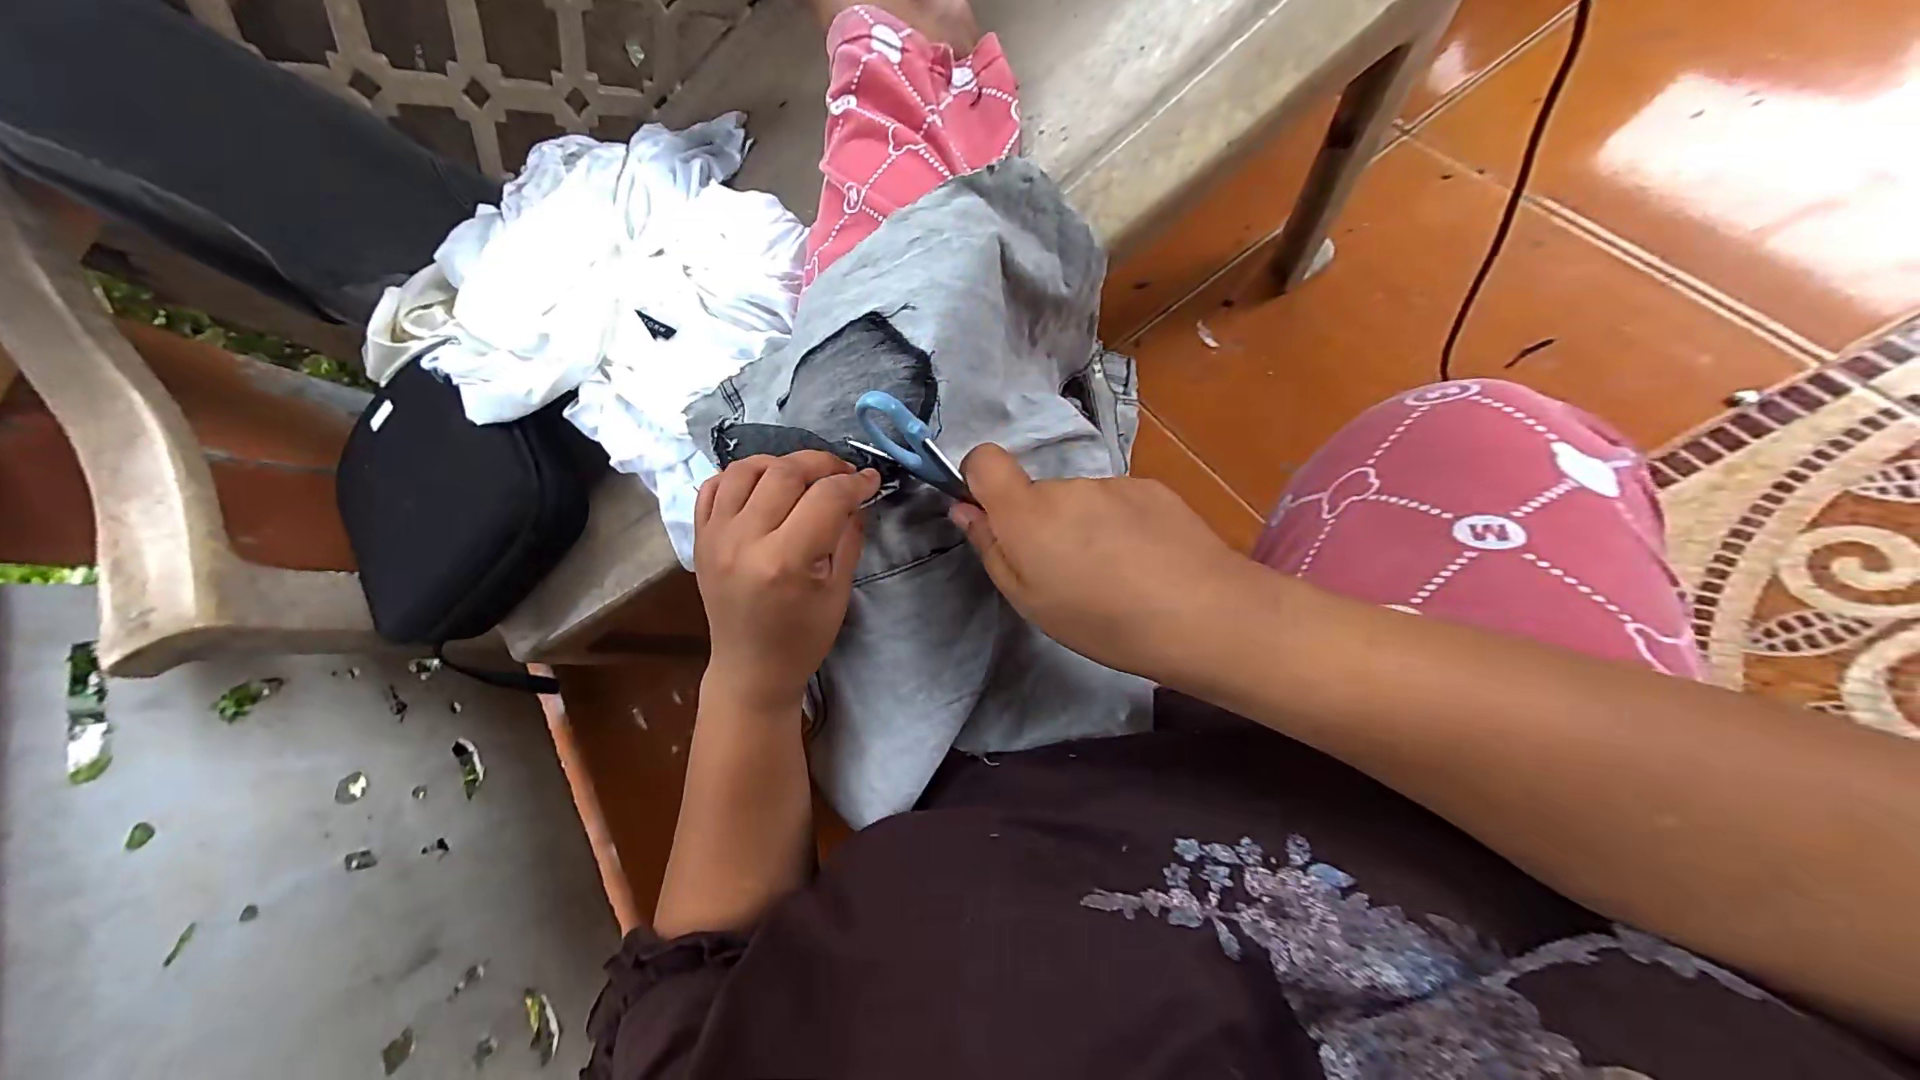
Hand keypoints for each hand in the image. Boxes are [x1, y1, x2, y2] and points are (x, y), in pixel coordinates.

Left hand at [695, 452, 880, 710]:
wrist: (750, 669)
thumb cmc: (803, 638)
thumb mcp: (839, 591)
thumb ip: (848, 537)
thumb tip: (856, 496)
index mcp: (785, 561)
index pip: (826, 497)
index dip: (855, 482)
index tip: (871, 480)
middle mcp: (745, 541)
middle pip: (785, 473)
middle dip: (822, 463)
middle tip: (842, 473)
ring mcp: (716, 536)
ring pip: (747, 469)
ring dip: (781, 463)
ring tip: (803, 475)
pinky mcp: (700, 538)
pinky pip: (714, 486)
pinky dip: (741, 475)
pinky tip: (763, 484)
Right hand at [949, 443, 1255, 682]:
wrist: (1203, 613)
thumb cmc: (1103, 620)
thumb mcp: (1030, 601)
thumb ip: (992, 549)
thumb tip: (965, 509)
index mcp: (1027, 513)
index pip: (984, 459)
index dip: (978, 479)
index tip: (992, 516)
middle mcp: (1066, 487)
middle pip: (1037, 492)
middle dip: (1041, 523)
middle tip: (1068, 572)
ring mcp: (1112, 483)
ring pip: (1080, 500)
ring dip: (1084, 526)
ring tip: (1115, 573)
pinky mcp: (1151, 487)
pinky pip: (1117, 502)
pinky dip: (1120, 524)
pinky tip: (1145, 561)